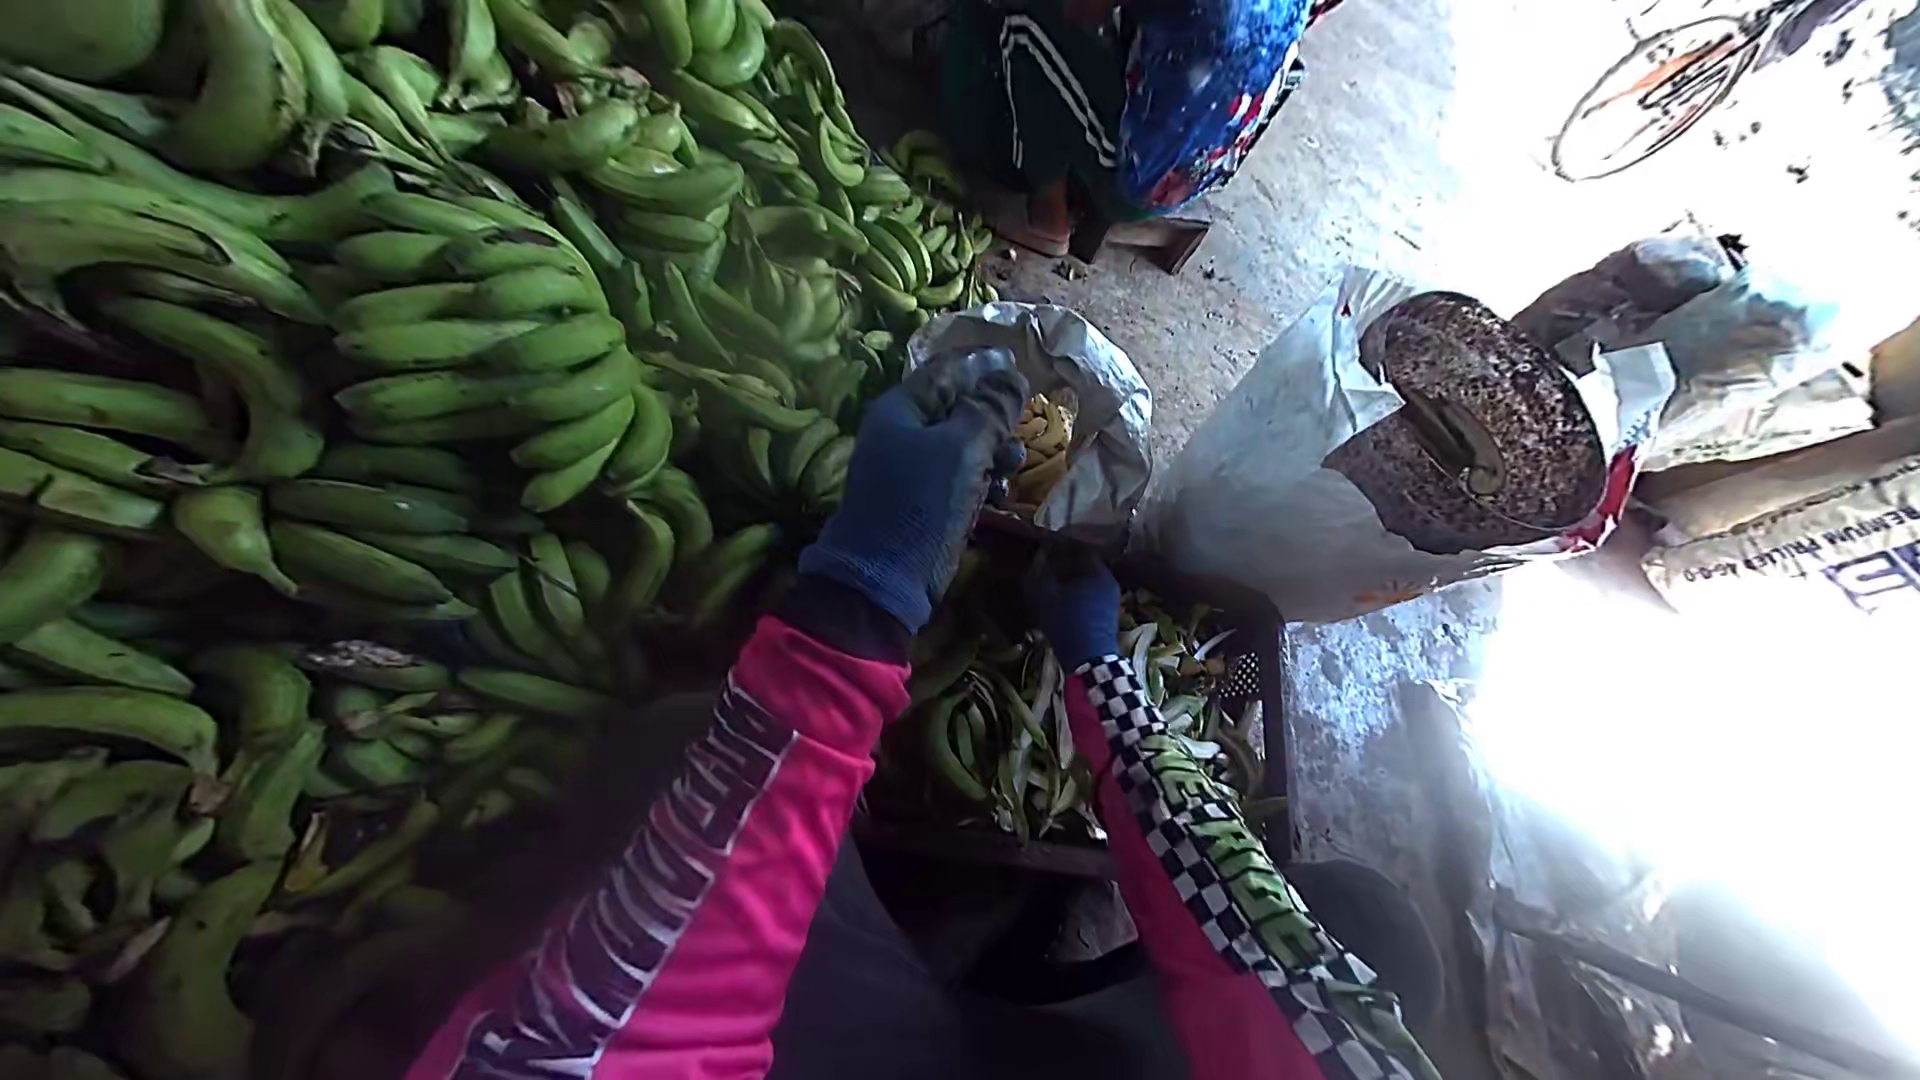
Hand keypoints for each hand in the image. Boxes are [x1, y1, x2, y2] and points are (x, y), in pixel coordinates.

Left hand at [799, 347, 1027, 633]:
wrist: (885, 578)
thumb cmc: (921, 503)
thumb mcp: (960, 449)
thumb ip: (988, 410)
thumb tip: (1011, 375)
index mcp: (901, 409)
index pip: (945, 371)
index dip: (982, 364)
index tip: (1018, 363)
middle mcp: (904, 433)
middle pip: (957, 407)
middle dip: (992, 414)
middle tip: (1022, 420)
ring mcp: (914, 468)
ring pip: (964, 444)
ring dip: (992, 450)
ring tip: (1012, 462)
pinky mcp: (926, 500)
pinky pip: (961, 476)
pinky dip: (981, 479)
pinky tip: (997, 492)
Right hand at [1034, 546, 1119, 668]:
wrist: (1090, 660)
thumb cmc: (1066, 625)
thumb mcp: (1044, 596)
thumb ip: (1040, 571)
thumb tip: (1040, 554)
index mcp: (1097, 571)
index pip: (1080, 546)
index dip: (1062, 544)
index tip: (1047, 544)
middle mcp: (1109, 580)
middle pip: (1086, 562)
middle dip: (1067, 560)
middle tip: (1048, 561)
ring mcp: (1112, 597)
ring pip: (1090, 577)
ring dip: (1072, 576)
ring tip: (1053, 579)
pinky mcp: (1110, 612)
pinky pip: (1093, 591)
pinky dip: (1079, 589)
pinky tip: (1064, 596)